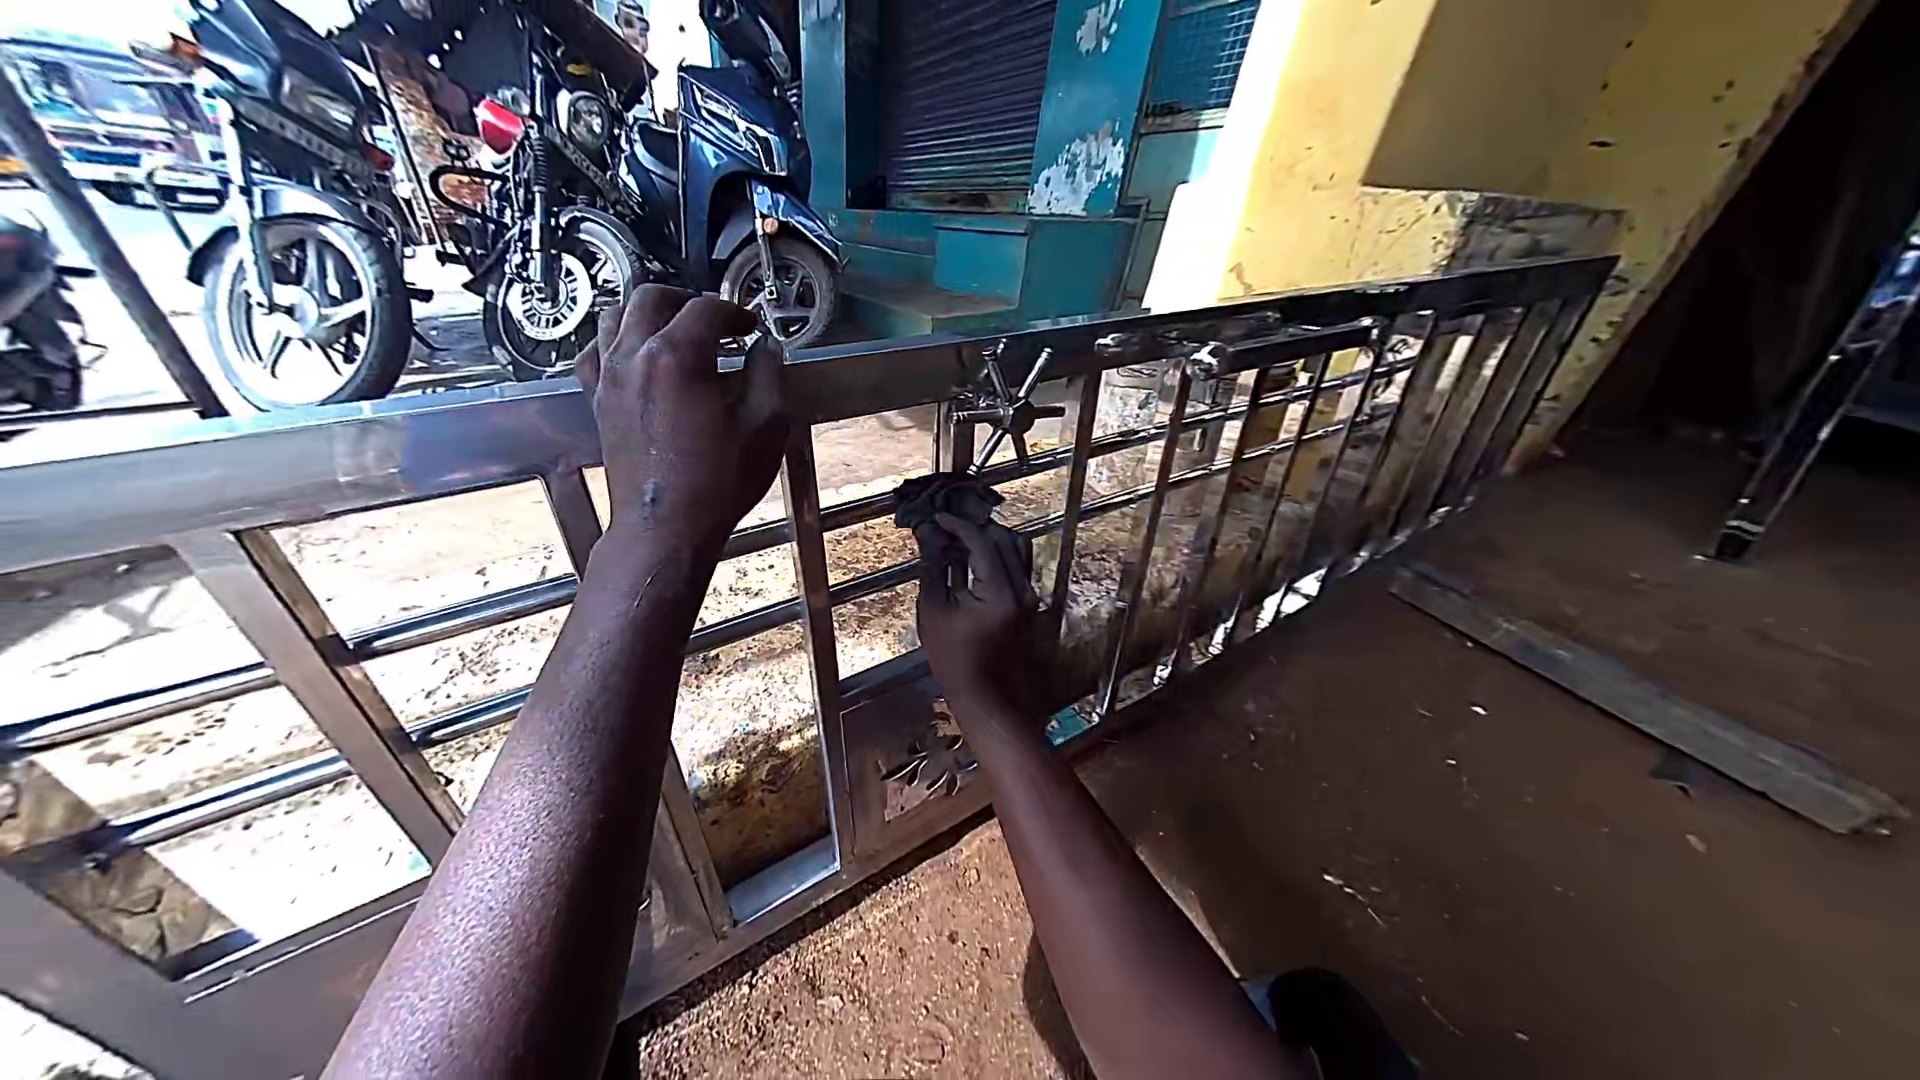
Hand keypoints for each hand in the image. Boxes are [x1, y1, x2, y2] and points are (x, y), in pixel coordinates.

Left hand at [577, 286, 788, 552]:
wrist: (667, 526)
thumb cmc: (717, 482)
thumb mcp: (766, 425)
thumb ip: (769, 375)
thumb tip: (767, 349)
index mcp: (677, 356)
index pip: (707, 309)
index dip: (735, 312)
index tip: (750, 327)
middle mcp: (634, 357)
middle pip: (652, 297)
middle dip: (688, 301)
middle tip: (716, 321)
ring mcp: (609, 378)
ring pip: (615, 315)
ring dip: (649, 313)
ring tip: (677, 331)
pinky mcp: (599, 401)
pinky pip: (595, 352)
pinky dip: (616, 342)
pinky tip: (637, 357)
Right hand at [914, 513, 1041, 719]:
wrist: (987, 698)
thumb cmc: (954, 661)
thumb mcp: (934, 612)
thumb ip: (932, 568)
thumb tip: (927, 537)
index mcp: (1000, 591)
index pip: (981, 540)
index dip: (957, 525)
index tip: (936, 518)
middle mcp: (1022, 589)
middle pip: (1004, 538)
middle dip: (975, 527)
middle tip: (947, 528)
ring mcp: (1029, 597)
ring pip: (1016, 549)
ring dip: (989, 539)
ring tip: (960, 541)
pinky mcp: (1028, 604)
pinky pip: (1016, 567)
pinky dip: (996, 556)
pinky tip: (972, 561)